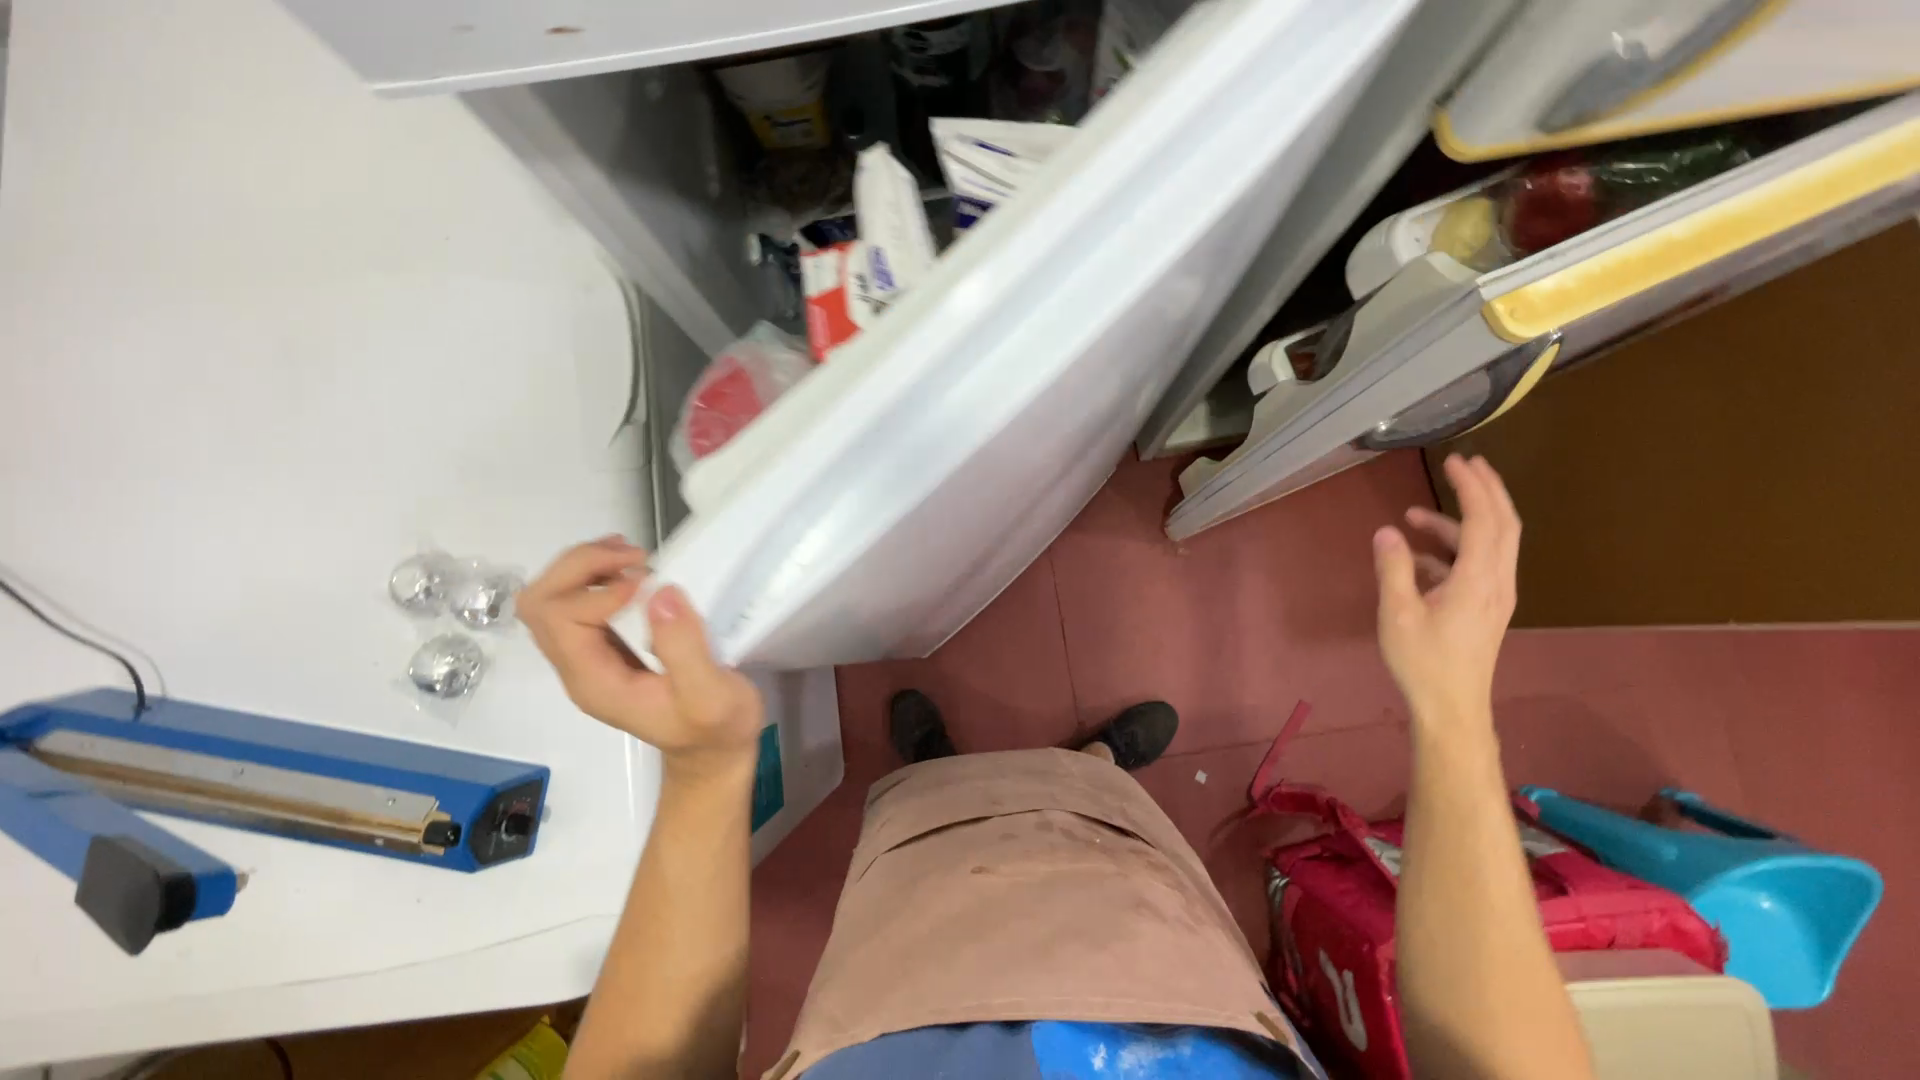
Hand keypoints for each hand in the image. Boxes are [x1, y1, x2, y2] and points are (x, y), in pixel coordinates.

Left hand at [519, 536, 764, 781]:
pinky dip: (596, 574)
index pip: (562, 619)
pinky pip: (575, 600)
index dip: (599, 592)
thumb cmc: (715, 729)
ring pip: (552, 596)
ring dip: (586, 565)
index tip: (650, 585)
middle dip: (581, 567)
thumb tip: (660, 594)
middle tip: (636, 556)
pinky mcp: (604, 645)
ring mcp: (588, 656)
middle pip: (541, 602)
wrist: (713, 753)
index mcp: (595, 682)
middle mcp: (579, 667)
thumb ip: (685, 649)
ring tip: (635, 554)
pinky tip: (631, 567)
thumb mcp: (712, 696)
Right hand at [1371, 454, 1520, 730]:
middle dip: (1486, 490)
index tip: (1455, 460)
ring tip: (1415, 514)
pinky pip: (1478, 563)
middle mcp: (1497, 581)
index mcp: (1478, 579)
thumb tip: (1387, 532)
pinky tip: (1417, 557)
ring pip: (1492, 543)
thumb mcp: (1398, 614)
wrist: (1451, 708)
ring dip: (1459, 522)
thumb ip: (1393, 569)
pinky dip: (1453, 548)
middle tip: (1464, 464)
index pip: (1485, 519)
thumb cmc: (1424, 661)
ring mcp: (1495, 595)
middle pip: (1504, 523)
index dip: (1472, 486)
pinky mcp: (1486, 607)